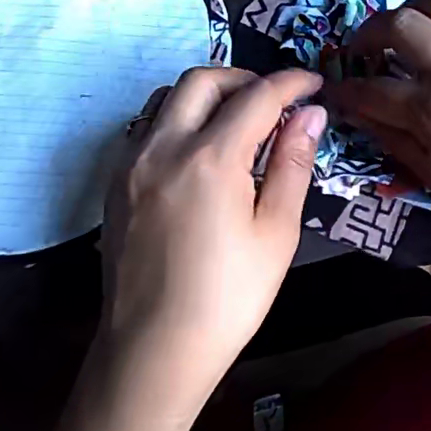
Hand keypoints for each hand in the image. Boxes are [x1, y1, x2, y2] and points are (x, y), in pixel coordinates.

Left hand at [103, 67, 324, 371]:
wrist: (153, 352)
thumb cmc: (229, 296)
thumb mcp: (277, 230)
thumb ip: (293, 163)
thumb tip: (311, 115)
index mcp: (210, 159)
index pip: (257, 96)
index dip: (291, 83)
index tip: (314, 84)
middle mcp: (163, 148)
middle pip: (204, 80)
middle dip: (246, 78)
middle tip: (276, 102)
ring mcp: (131, 164)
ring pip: (168, 98)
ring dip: (209, 95)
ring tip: (240, 123)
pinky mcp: (116, 184)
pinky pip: (148, 127)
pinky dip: (181, 119)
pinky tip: (204, 153)